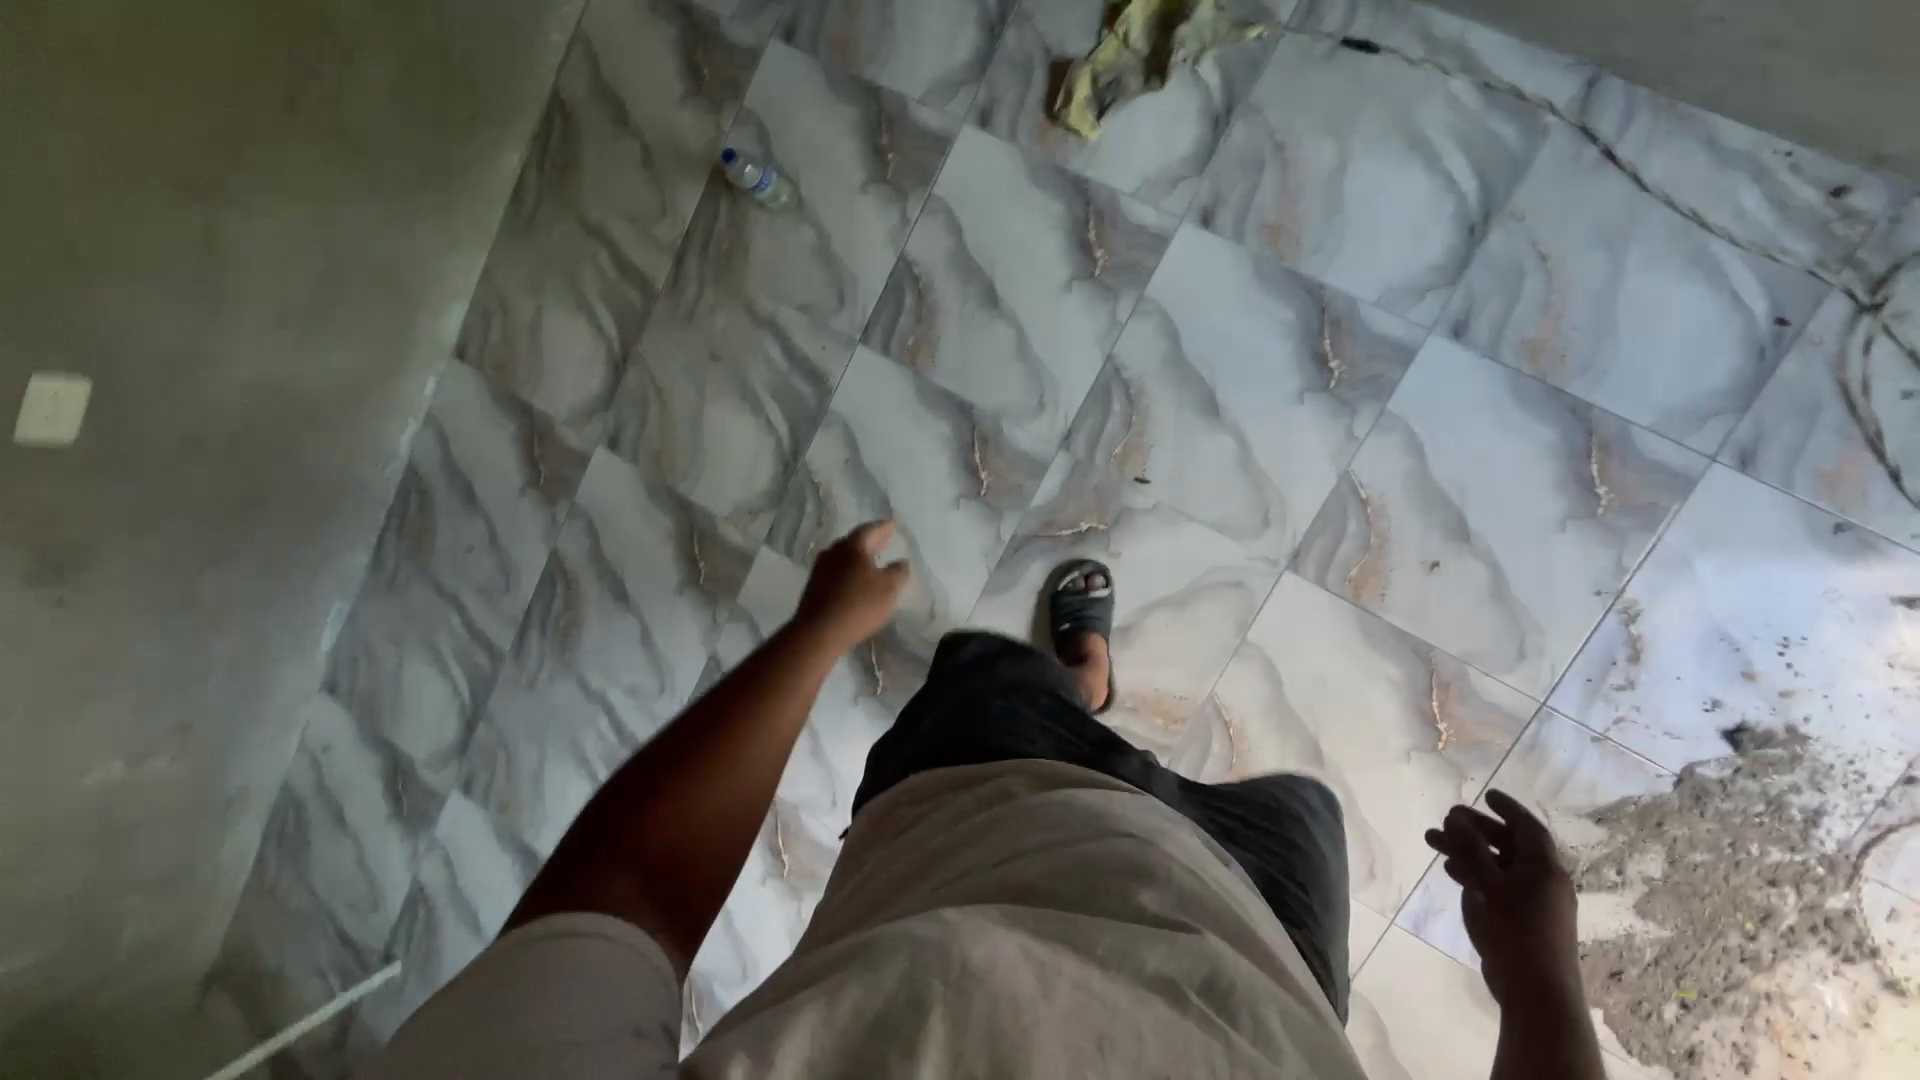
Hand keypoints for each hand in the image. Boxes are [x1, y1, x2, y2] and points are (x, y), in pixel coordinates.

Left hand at [793, 521, 910, 651]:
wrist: (818, 631)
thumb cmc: (858, 605)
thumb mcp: (889, 589)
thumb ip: (898, 572)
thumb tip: (901, 562)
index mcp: (853, 546)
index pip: (870, 530)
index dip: (884, 527)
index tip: (893, 524)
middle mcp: (834, 552)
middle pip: (855, 541)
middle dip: (871, 541)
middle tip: (884, 539)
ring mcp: (820, 569)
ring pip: (843, 556)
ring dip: (858, 557)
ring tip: (871, 560)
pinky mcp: (814, 586)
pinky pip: (836, 571)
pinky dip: (849, 571)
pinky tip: (855, 580)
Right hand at [1424, 790, 1583, 1010]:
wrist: (1535, 991)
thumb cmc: (1515, 931)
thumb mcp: (1488, 885)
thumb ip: (1471, 849)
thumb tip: (1456, 816)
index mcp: (1544, 869)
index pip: (1528, 828)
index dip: (1507, 808)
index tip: (1485, 794)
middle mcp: (1543, 880)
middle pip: (1508, 844)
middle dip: (1476, 829)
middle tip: (1446, 817)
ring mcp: (1533, 901)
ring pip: (1497, 864)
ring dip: (1467, 850)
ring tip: (1433, 842)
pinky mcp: (1521, 918)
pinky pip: (1496, 883)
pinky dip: (1474, 872)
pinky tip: (1451, 872)